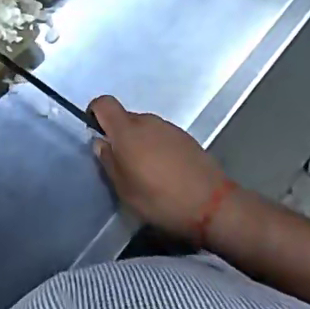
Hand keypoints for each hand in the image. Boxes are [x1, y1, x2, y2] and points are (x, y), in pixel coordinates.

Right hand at [90, 95, 230, 239]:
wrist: (214, 205)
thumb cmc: (161, 199)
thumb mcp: (125, 190)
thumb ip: (108, 161)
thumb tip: (100, 142)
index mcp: (127, 131)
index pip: (104, 103)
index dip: (95, 112)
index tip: (96, 133)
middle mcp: (148, 121)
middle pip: (125, 118)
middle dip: (119, 135)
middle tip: (122, 163)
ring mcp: (170, 128)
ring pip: (144, 127)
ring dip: (139, 142)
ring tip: (146, 171)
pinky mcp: (186, 138)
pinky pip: (162, 135)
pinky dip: (157, 147)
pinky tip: (165, 172)